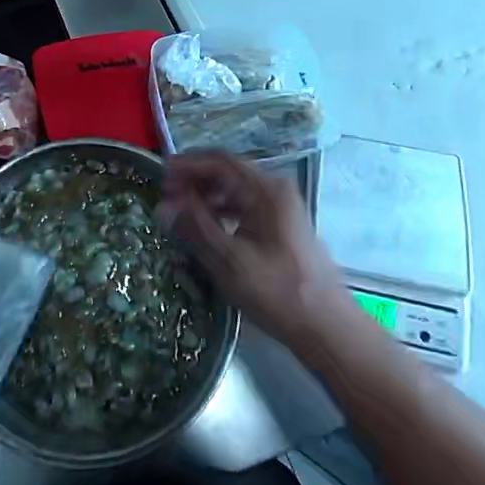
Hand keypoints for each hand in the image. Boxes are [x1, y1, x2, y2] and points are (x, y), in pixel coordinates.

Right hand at [158, 152, 357, 350]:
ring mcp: (281, 208)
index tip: (160, 175)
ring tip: (180, 213)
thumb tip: (164, 206)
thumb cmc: (276, 290)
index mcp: (266, 190)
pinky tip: (206, 227)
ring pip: (236, 191)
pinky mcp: (281, 226)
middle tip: (166, 196)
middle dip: (195, 180)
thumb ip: (194, 227)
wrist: (324, 324)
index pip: (220, 161)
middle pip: (228, 172)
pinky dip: (222, 211)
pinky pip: (245, 207)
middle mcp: (275, 190)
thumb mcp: (228, 260)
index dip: (187, 165)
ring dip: (207, 197)